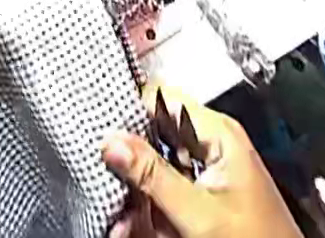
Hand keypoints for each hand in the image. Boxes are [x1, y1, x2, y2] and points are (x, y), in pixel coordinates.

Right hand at [102, 84, 302, 237]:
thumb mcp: (199, 214)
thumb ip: (153, 176)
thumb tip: (113, 140)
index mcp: (219, 132)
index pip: (162, 98)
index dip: (131, 113)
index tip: (105, 133)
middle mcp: (214, 145)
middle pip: (157, 136)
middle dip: (131, 165)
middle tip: (109, 183)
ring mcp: (210, 172)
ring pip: (159, 169)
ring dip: (138, 193)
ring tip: (122, 220)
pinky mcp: (207, 198)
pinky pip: (169, 192)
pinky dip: (151, 209)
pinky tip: (136, 228)